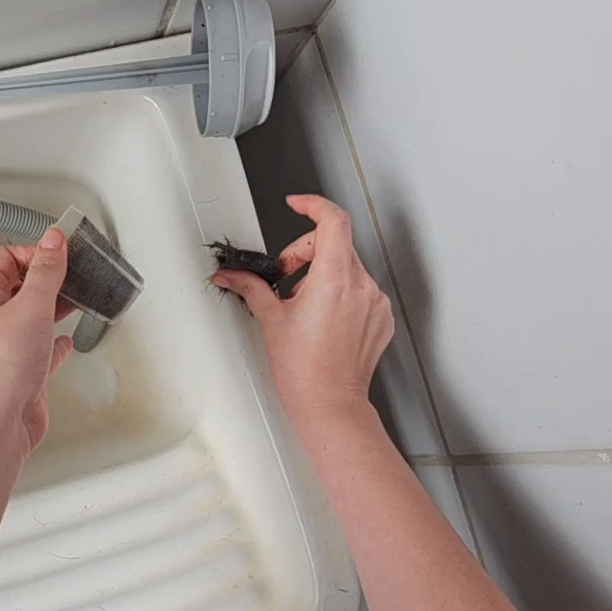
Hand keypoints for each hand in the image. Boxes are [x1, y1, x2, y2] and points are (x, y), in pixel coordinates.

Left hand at [0, 227, 76, 455]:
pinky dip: (56, 343)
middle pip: (21, 286)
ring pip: (34, 317)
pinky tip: (66, 342)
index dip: (34, 251)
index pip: (6, 258)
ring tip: (76, 296)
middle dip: (48, 277)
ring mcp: (10, 348)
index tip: (62, 252)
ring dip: (55, 306)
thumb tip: (53, 240)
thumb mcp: (30, 306)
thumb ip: (46, 272)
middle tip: (74, 271)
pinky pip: (42, 351)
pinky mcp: (25, 374)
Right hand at [211, 195, 393, 424]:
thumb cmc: (303, 372)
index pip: (333, 221)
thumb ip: (251, 287)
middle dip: (306, 251)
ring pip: (348, 267)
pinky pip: (360, 290)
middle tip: (286, 275)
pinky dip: (339, 292)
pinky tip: (321, 318)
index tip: (298, 205)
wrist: (329, 405)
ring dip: (322, 273)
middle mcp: (360, 287)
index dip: (313, 206)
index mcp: (333, 282)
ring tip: (302, 304)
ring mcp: (375, 303)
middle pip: (336, 243)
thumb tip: (230, 276)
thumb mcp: (271, 320)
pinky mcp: (381, 318)